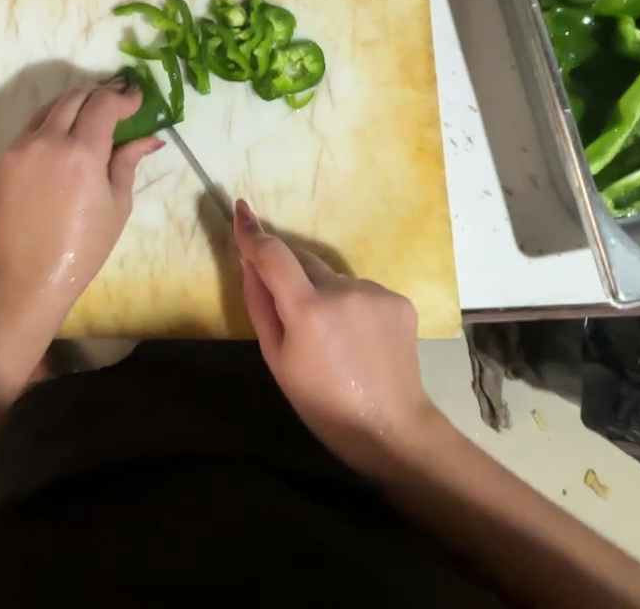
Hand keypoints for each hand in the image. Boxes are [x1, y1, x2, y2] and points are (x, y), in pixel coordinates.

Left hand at [0, 81, 164, 322]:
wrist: (27, 276)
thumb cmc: (83, 248)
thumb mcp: (116, 205)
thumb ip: (128, 162)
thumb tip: (150, 138)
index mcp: (82, 153)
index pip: (103, 103)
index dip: (123, 97)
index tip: (137, 99)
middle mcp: (49, 140)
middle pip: (76, 96)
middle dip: (100, 94)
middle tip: (118, 104)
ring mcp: (22, 146)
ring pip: (51, 106)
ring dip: (75, 104)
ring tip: (93, 116)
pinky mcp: (5, 157)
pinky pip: (33, 126)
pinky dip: (53, 122)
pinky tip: (66, 137)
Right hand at [233, 199, 446, 476]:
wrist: (389, 428)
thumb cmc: (321, 402)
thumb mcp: (276, 358)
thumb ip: (260, 304)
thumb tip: (250, 263)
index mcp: (309, 310)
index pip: (274, 254)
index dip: (254, 233)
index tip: (241, 211)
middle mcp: (344, 290)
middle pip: (303, 261)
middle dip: (289, 274)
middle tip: (289, 312)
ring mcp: (376, 292)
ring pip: (332, 276)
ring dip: (321, 291)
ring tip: (331, 336)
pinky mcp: (398, 298)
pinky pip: (359, 289)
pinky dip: (349, 303)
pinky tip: (357, 336)